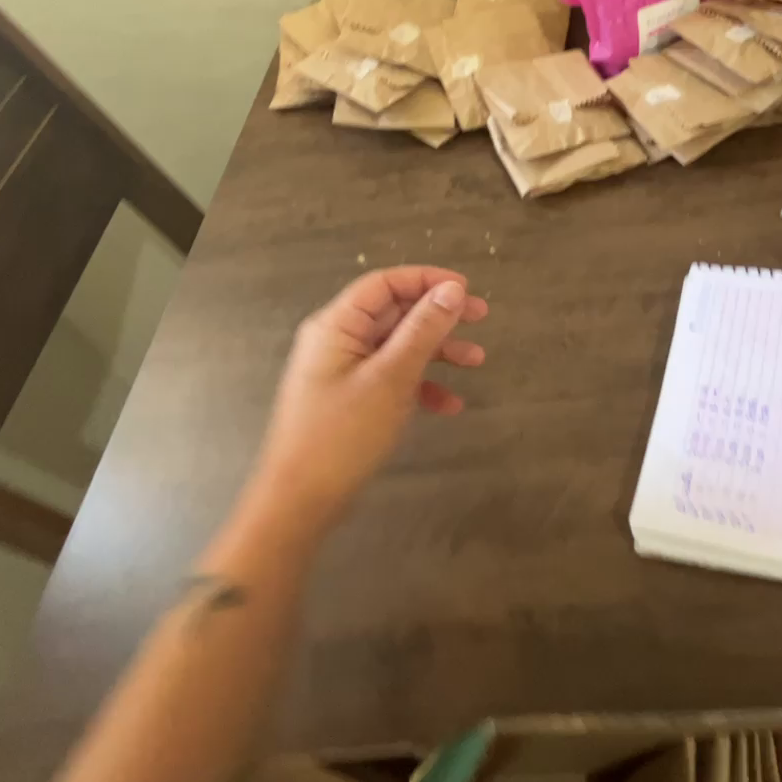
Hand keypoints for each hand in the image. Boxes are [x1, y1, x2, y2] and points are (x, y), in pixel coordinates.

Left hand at [255, 266, 487, 519]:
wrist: (300, 502)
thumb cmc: (343, 434)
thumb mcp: (391, 378)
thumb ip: (423, 330)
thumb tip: (452, 290)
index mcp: (337, 326)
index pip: (384, 284)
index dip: (426, 279)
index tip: (466, 289)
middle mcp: (337, 340)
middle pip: (394, 312)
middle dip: (439, 315)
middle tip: (481, 317)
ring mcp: (343, 371)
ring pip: (398, 346)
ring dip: (437, 350)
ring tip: (476, 361)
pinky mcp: (350, 399)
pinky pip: (391, 378)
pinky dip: (421, 385)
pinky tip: (449, 404)